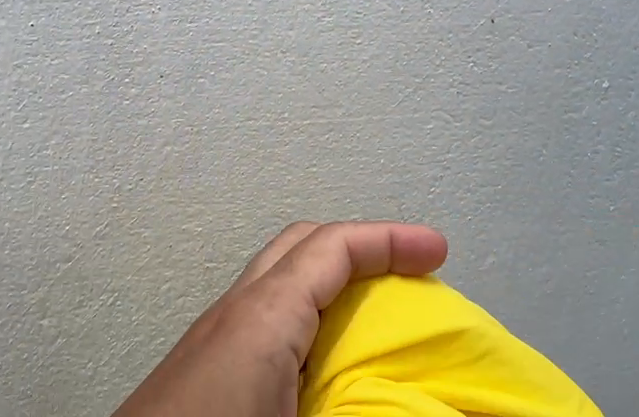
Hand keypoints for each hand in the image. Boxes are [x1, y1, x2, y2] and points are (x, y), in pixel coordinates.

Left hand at [113, 221, 447, 416]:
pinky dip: (307, 318)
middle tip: (412, 274)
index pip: (333, 246)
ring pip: (282, 280)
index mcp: (262, 317)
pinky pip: (266, 317)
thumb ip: (361, 408)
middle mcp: (233, 312)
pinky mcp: (202, 370)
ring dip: (332, 283)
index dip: (390, 239)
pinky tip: (325, 363)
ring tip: (378, 319)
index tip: (436, 250)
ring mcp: (211, 338)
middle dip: (362, 248)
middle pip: (304, 246)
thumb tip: (415, 403)